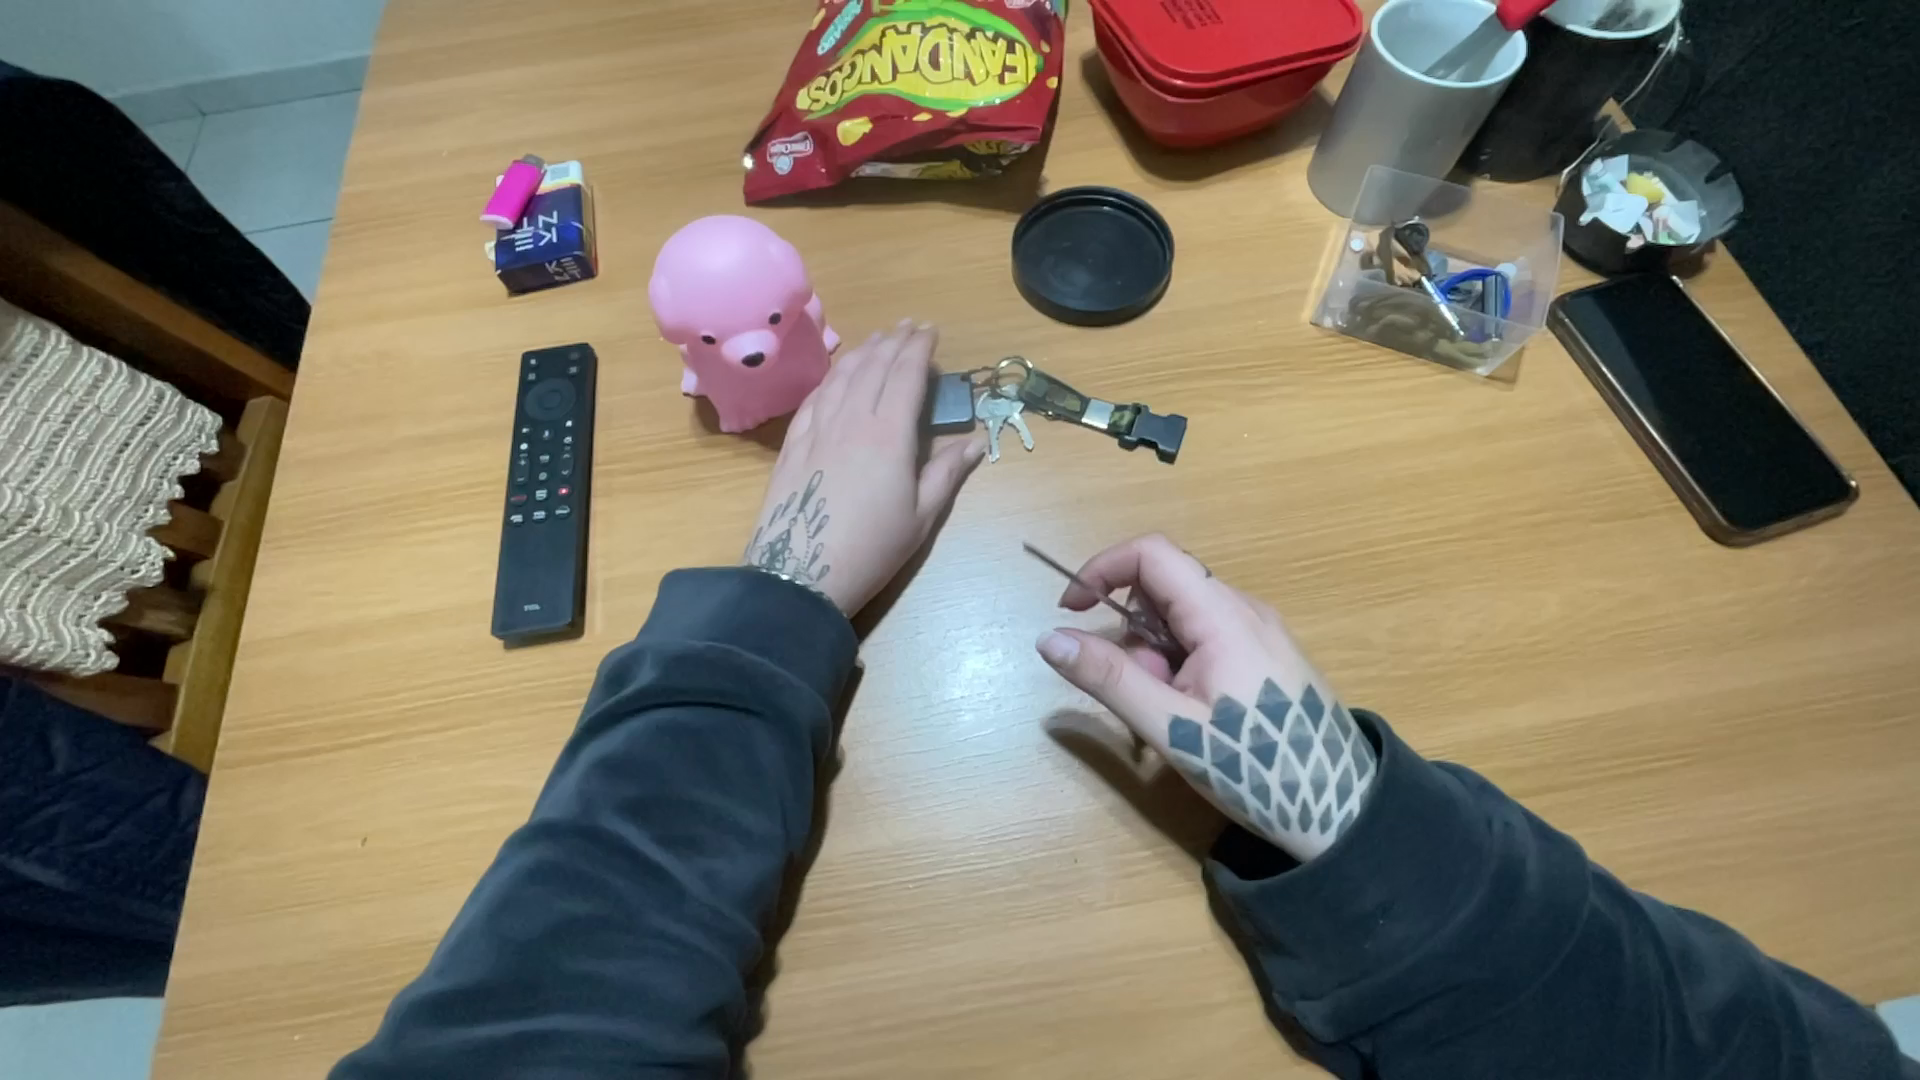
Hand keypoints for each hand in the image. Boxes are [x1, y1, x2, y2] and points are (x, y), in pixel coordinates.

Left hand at [743, 321, 984, 616]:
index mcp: (889, 435)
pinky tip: (837, 374)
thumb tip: (974, 443)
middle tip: (909, 326)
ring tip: (878, 339)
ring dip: (863, 351)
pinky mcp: (793, 444)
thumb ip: (946, 474)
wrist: (800, 575)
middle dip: (893, 341)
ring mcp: (817, 429)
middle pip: (873, 367)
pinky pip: (815, 397)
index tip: (931, 331)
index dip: (919, 349)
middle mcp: (851, 420)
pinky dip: (832, 377)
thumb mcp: (921, 518)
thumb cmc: (871, 550)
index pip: (905, 375)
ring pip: (841, 376)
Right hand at [1034, 534, 1377, 860]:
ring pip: (1180, 617)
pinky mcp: (1265, 655)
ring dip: (1154, 654)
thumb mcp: (1171, 727)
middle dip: (1131, 632)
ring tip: (1170, 713)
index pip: (1151, 553)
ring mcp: (1259, 632)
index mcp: (1222, 616)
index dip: (1102, 569)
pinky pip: (1204, 638)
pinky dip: (1178, 665)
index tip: (1070, 610)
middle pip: (1163, 589)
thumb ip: (1108, 679)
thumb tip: (1048, 638)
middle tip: (1139, 690)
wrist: (1344, 813)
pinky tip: (1192, 712)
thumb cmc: (1257, 768)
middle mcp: (1244, 610)